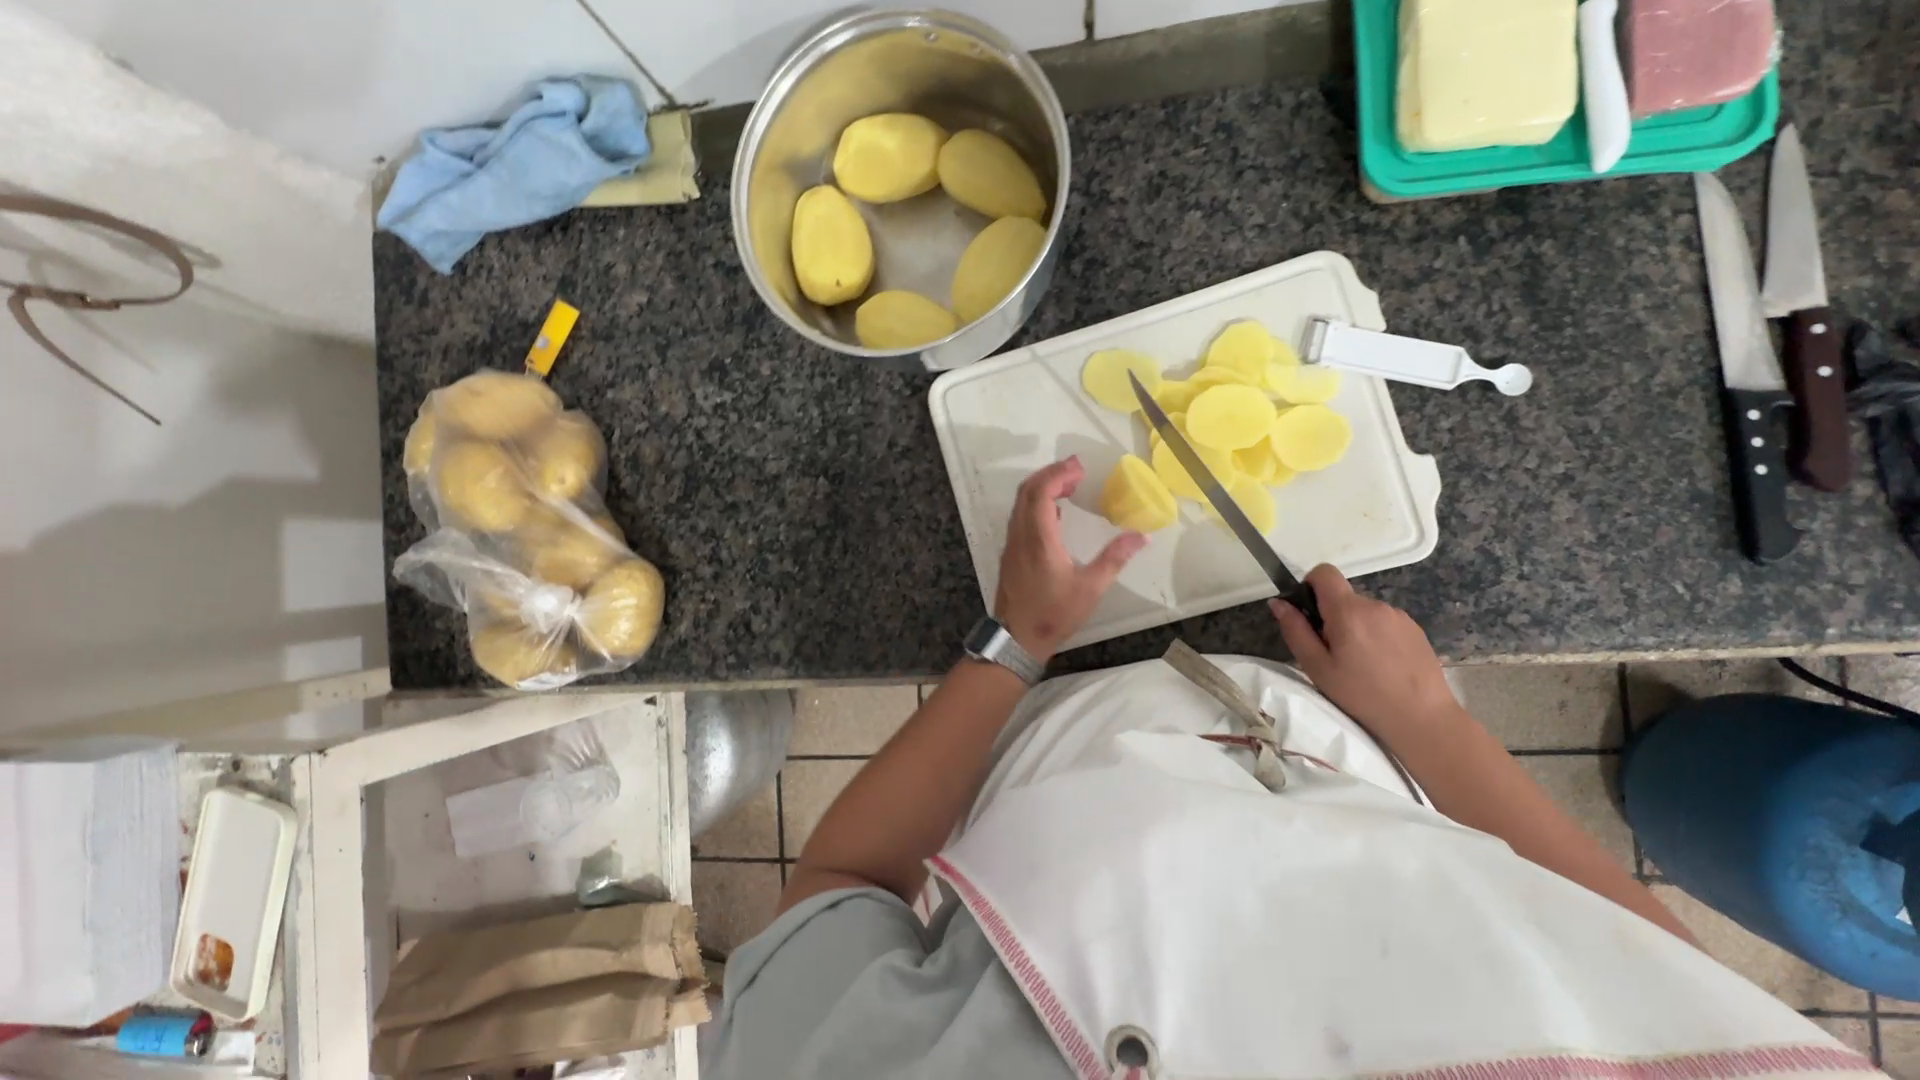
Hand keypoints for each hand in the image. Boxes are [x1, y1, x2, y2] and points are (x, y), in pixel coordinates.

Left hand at [993, 457, 1147, 662]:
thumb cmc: (1054, 614)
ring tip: (1069, 486)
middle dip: (1051, 474)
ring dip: (1042, 488)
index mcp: (1039, 539)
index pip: (1042, 493)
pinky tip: (1056, 512)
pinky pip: (1020, 517)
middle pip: (1027, 491)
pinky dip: (1036, 504)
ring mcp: (1012, 544)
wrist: (1016, 639)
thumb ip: (1114, 559)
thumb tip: (1142, 537)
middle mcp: (1020, 536)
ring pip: (1020, 503)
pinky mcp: (1011, 554)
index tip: (1079, 467)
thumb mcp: (1090, 588)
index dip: (1058, 474)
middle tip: (1076, 471)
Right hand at [1270, 565, 1462, 738]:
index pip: (1324, 572)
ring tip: (1361, 664)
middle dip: (1332, 617)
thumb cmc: (1361, 694)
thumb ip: (1295, 631)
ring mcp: (1398, 615)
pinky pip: (1384, 622)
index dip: (1311, 586)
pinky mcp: (1415, 628)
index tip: (1310, 615)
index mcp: (1348, 611)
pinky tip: (1383, 665)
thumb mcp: (1317, 668)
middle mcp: (1374, 604)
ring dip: (1355, 627)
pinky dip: (1376, 636)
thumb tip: (1278, 603)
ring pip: (1364, 611)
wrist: (1421, 716)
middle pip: (1343, 597)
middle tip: (1334, 654)